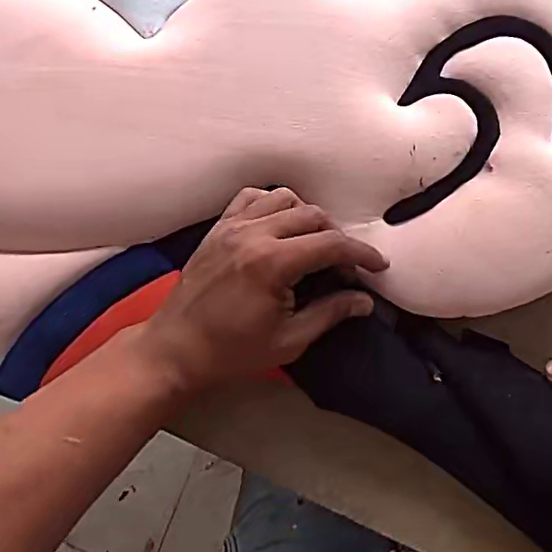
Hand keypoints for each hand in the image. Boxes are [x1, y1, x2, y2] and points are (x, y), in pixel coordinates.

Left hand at [132, 187, 387, 393]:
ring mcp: (231, 228)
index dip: (361, 254)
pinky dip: (272, 205)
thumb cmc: (229, 352)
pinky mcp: (217, 229)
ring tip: (313, 244)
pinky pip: (251, 198)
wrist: (175, 350)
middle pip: (312, 216)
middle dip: (337, 238)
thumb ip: (330, 313)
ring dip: (307, 217)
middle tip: (343, 267)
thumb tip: (363, 300)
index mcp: (272, 263)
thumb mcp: (289, 340)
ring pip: (284, 199)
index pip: (331, 244)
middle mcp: (252, 235)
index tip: (376, 265)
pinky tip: (279, 226)